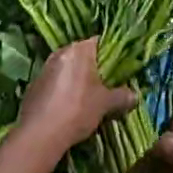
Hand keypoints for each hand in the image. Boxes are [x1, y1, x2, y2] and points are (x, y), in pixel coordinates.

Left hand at [18, 39, 138, 155]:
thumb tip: (135, 94)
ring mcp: (47, 65)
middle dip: (95, 67)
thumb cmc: (77, 109)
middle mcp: (61, 52)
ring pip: (69, 67)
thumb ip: (121, 96)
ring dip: (80, 78)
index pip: (98, 41)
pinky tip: (72, 103)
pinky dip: (66, 86)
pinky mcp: (37, 81)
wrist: (41, 130)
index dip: (111, 52)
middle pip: (83, 54)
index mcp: (78, 50)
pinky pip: (57, 78)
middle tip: (109, 84)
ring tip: (92, 96)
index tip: (121, 66)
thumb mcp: (104, 104)